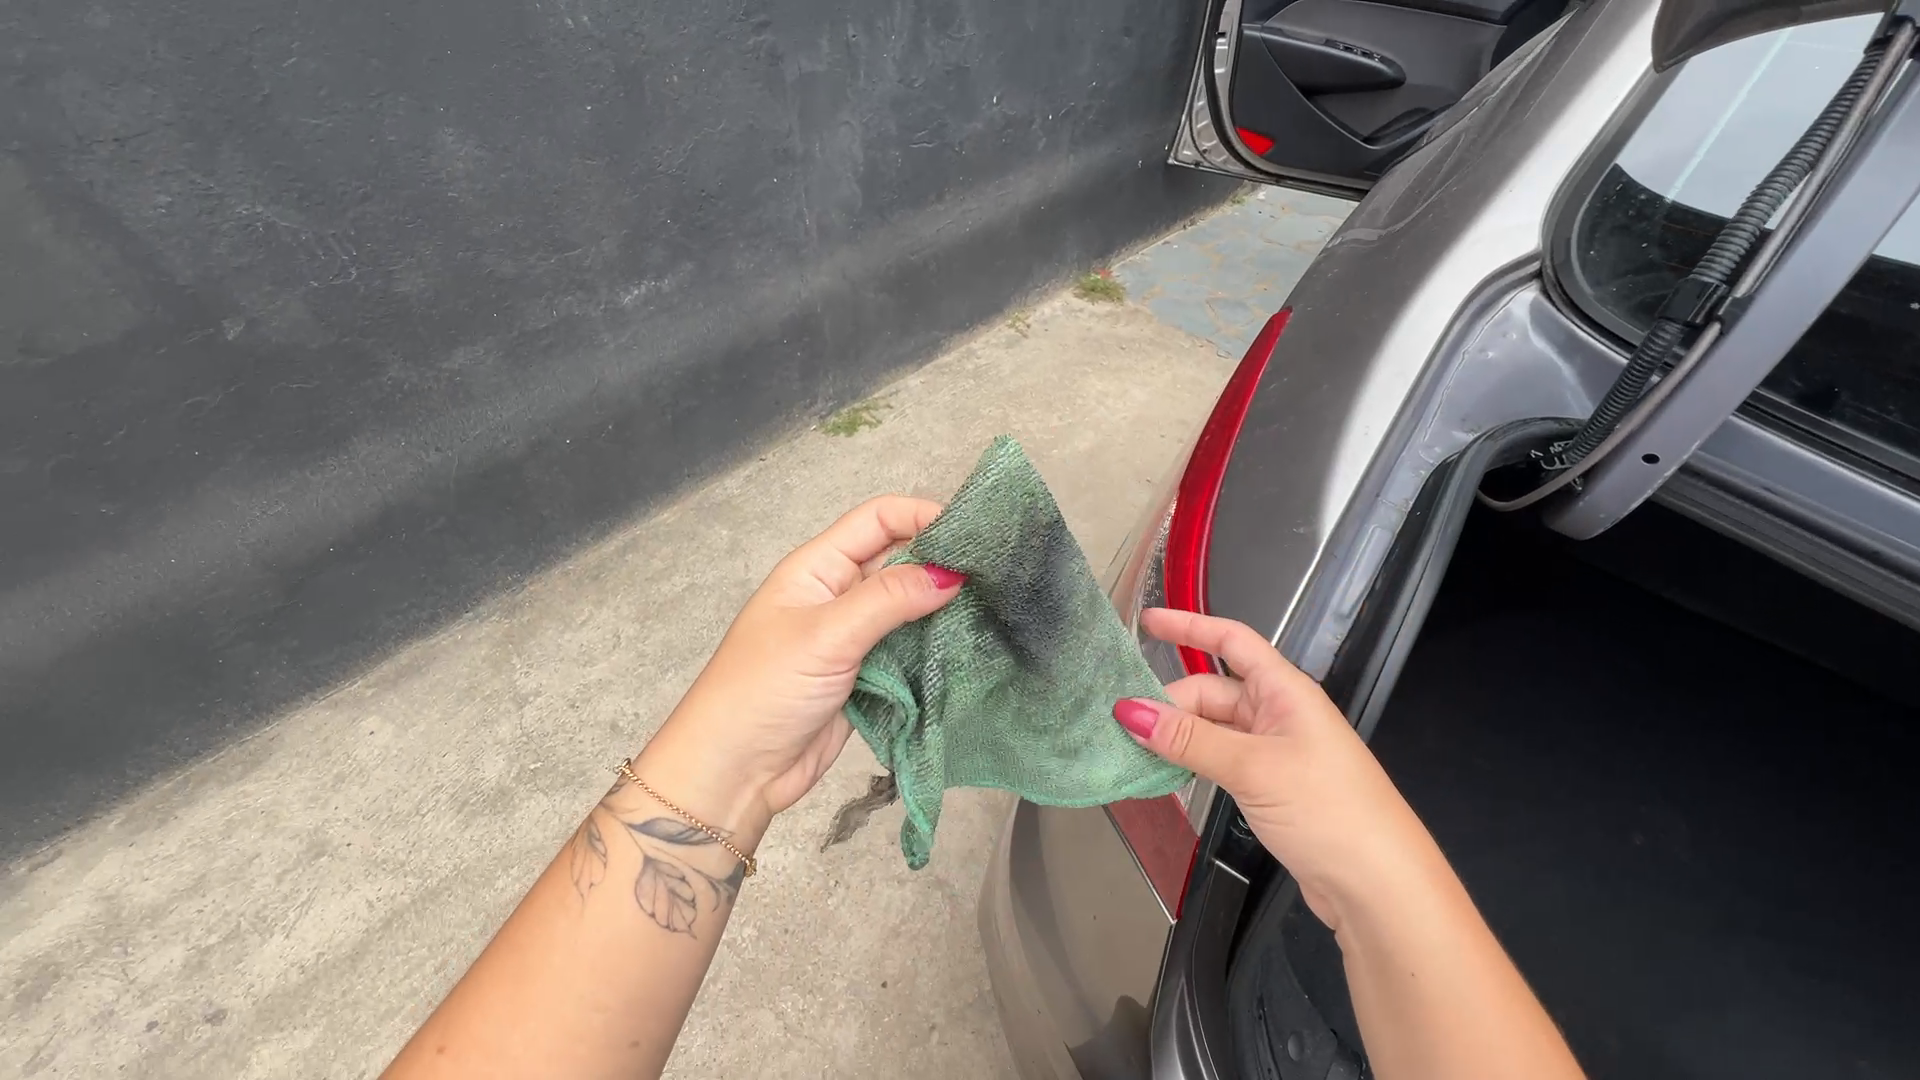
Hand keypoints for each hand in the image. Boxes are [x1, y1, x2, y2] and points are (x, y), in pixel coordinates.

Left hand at [636, 497, 965, 837]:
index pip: (878, 519)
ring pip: (910, 605)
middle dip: (941, 562)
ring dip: (943, 606)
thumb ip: (889, 599)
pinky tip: (968, 643)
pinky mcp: (869, 673)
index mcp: (819, 566)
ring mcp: (855, 635)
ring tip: (991, 606)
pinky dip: (936, 644)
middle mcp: (840, 593)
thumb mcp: (826, 635)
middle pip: (900, 559)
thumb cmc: (762, 690)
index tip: (970, 534)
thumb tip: (951, 573)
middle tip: (993, 572)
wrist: (734, 773)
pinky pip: (910, 647)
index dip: (922, 516)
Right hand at [1112, 608, 1442, 931]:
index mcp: (1284, 690)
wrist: (1379, 887)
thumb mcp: (1253, 767)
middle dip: (1169, 703)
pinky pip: (1217, 758)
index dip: (1188, 626)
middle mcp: (1277, 713)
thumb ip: (1188, 739)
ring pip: (1211, 728)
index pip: (1230, 640)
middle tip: (1124, 725)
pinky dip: (1189, 762)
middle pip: (1211, 692)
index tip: (1146, 622)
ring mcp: (1273, 750)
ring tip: (1132, 749)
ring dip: (1176, 736)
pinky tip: (1162, 774)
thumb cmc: (1329, 810)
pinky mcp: (1268, 785)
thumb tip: (1129, 711)